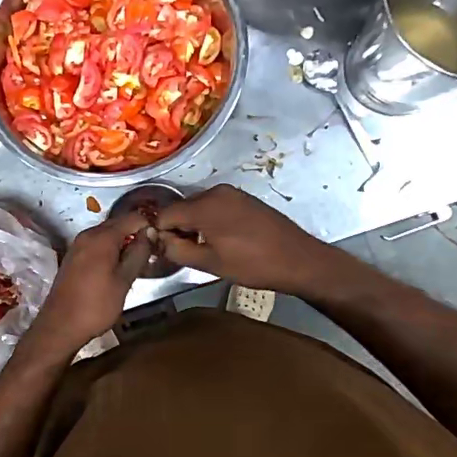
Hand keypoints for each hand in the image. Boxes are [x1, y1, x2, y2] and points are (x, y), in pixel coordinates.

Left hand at [28, 213, 157, 355]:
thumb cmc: (96, 305)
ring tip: (138, 260)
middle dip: (136, 232)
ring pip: (106, 234)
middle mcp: (87, 235)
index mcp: (101, 237)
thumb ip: (138, 253)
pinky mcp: (73, 257)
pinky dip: (109, 249)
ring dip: (123, 242)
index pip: (132, 218)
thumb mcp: (124, 280)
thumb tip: (149, 232)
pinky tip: (118, 266)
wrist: (60, 325)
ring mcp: (77, 245)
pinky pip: (96, 244)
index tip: (161, 238)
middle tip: (152, 250)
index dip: (149, 224)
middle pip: (118, 224)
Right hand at [154, 185, 342, 295]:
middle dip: (178, 228)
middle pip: (181, 208)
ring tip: (208, 249)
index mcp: (204, 206)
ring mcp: (232, 193)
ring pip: (198, 207)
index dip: (160, 233)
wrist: (298, 259)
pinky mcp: (244, 198)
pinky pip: (215, 206)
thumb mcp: (209, 263)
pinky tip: (223, 240)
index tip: (167, 250)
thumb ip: (176, 249)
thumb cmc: (252, 264)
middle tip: (188, 253)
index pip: (164, 213)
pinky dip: (210, 220)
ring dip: (195, 225)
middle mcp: (215, 191)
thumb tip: (159, 240)